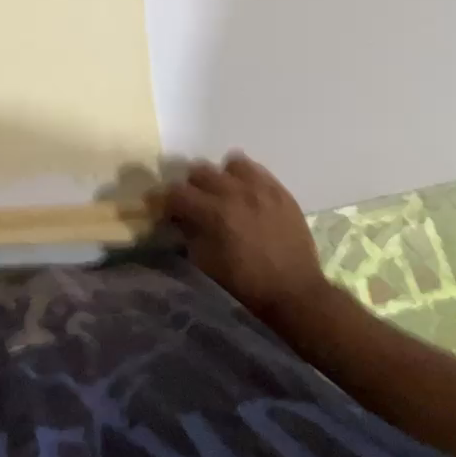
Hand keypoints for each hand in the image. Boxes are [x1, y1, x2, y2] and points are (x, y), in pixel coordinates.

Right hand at [148, 152, 334, 319]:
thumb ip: (189, 234)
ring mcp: (262, 189)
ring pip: (230, 164)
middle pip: (200, 171)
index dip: (163, 200)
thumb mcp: (206, 263)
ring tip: (223, 194)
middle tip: (192, 203)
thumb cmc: (245, 284)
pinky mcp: (281, 192)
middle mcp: (236, 193)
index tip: (160, 208)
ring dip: (221, 177)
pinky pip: (257, 170)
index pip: (176, 192)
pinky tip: (246, 195)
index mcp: (215, 213)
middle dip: (190, 186)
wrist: (294, 292)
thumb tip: (180, 219)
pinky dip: (245, 178)